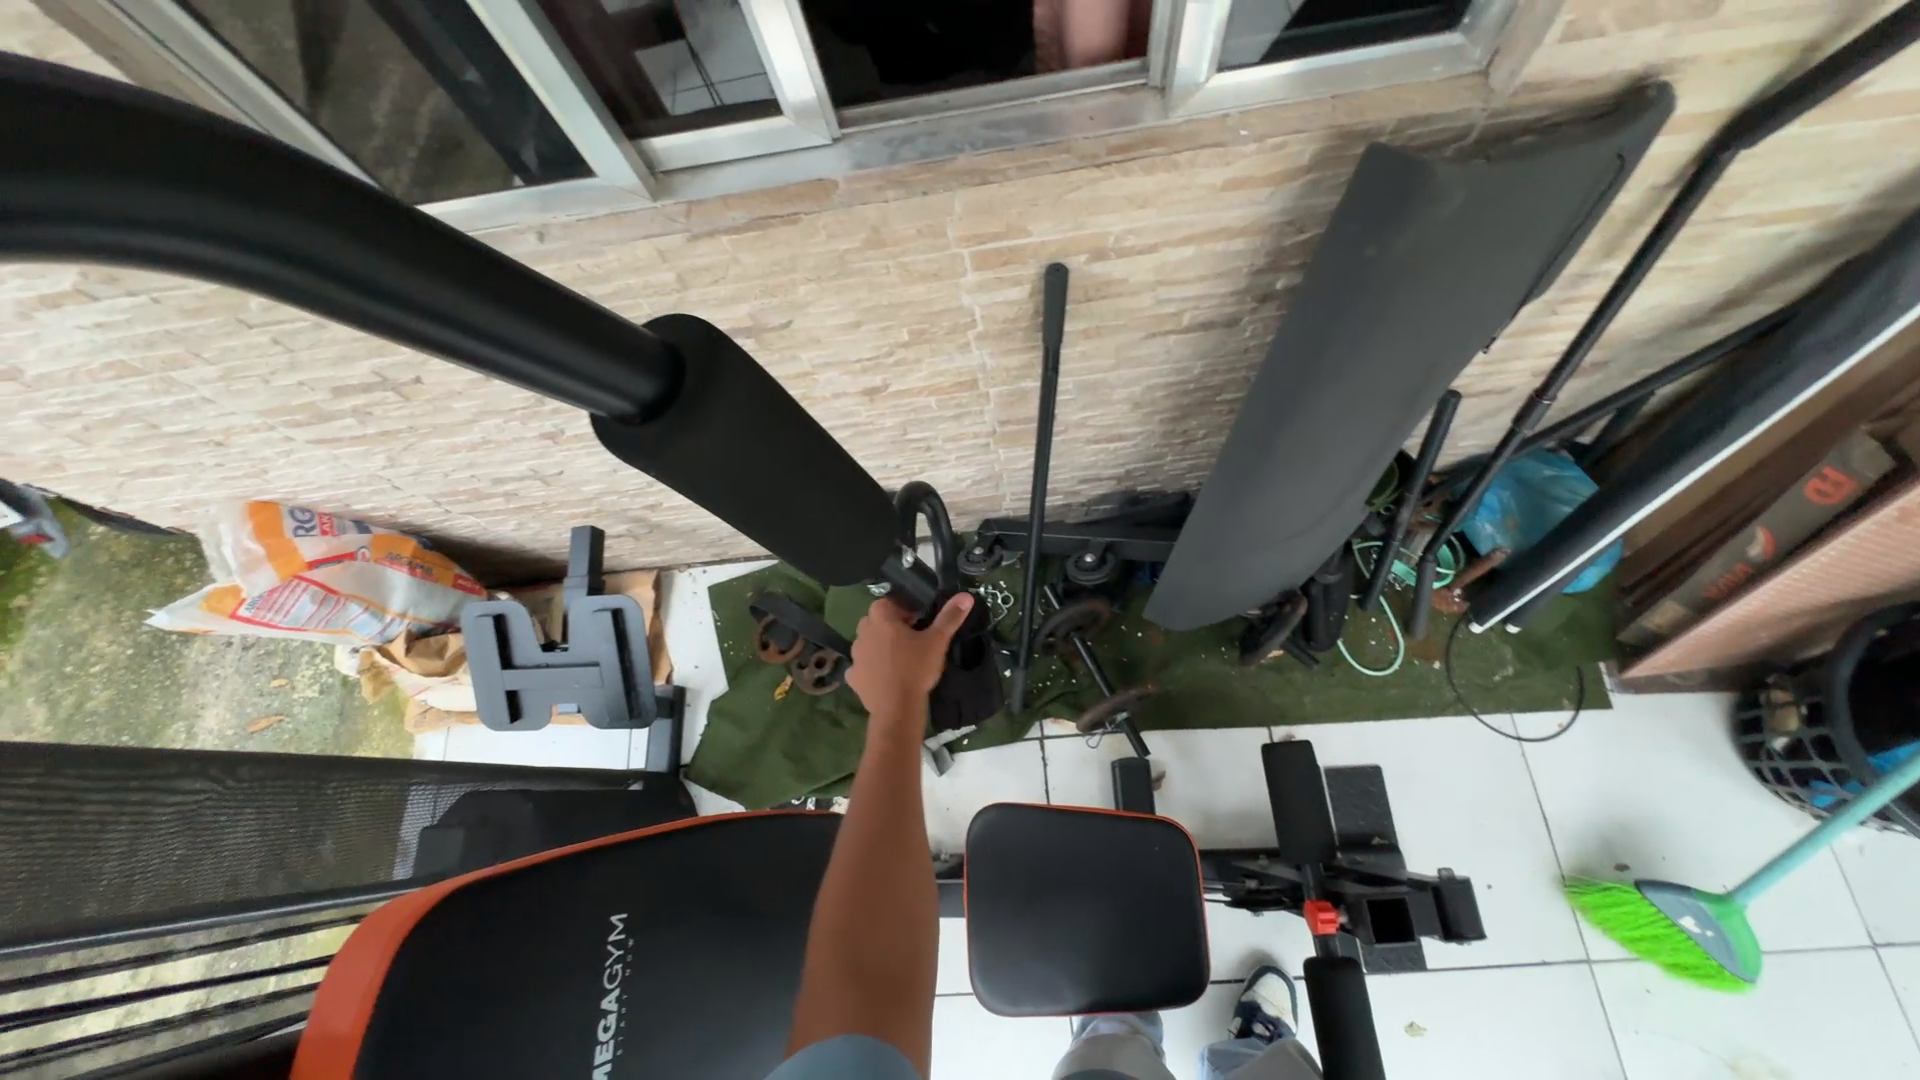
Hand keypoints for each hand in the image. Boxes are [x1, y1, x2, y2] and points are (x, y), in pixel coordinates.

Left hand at [847, 592, 973, 720]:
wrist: (897, 707)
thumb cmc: (916, 668)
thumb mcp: (937, 641)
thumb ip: (950, 617)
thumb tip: (966, 596)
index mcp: (881, 618)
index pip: (888, 603)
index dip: (903, 610)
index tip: (918, 622)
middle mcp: (863, 632)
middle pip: (876, 621)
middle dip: (891, 626)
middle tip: (911, 639)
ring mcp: (855, 655)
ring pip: (868, 643)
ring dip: (879, 645)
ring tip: (899, 658)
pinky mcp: (853, 676)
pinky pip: (861, 666)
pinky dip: (870, 668)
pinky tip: (884, 676)